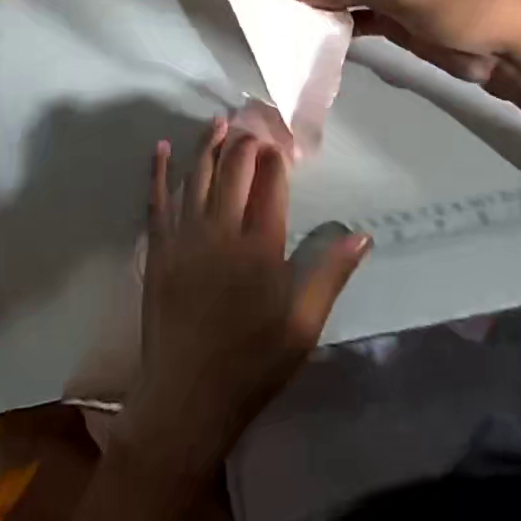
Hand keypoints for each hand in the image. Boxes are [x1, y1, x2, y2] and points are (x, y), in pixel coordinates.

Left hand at [120, 119, 370, 465]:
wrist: (186, 400)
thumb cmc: (253, 363)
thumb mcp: (304, 325)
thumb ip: (331, 274)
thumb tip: (362, 234)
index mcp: (260, 248)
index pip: (271, 185)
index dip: (276, 158)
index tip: (282, 142)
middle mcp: (220, 233)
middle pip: (234, 172)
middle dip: (245, 143)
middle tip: (254, 123)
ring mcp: (184, 239)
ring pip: (196, 178)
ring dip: (208, 146)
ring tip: (219, 121)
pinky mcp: (158, 252)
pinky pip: (157, 202)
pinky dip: (159, 172)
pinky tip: (162, 148)